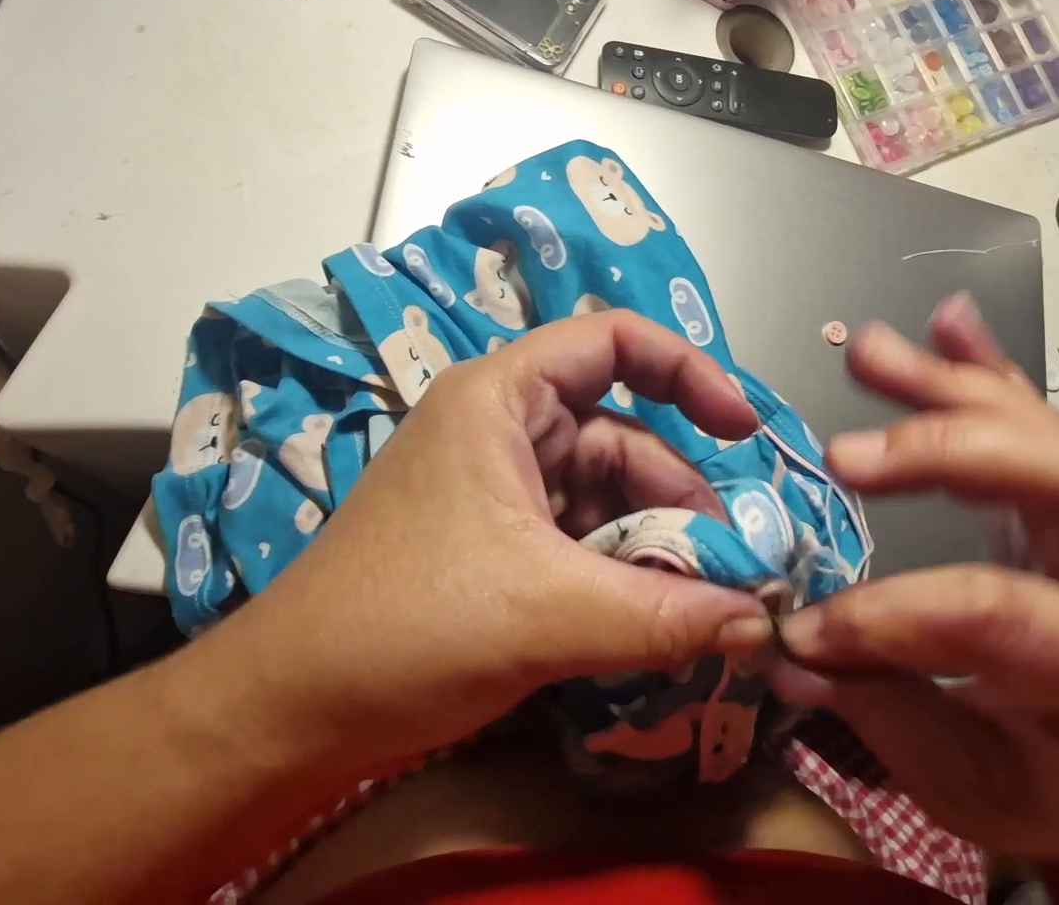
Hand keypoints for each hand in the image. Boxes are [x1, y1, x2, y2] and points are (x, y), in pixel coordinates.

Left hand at [173, 311, 775, 777]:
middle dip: (681, 499)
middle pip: (624, 435)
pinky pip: (588, 540)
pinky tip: (657, 619)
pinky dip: (627, 573)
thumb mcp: (546, 614)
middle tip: (733, 570)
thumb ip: (665, 615)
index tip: (743, 429)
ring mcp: (503, 490)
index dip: (688, 371)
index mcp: (501, 399)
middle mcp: (505, 430)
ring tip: (701, 607)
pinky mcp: (504, 545)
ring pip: (611, 496)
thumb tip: (766, 625)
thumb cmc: (405, 629)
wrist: (292, 715)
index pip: (613, 342)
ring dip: (659, 546)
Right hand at [767, 293, 1058, 874]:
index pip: (1005, 616)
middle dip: (946, 454)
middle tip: (846, 456)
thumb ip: (879, 710)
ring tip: (870, 351)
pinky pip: (1035, 420)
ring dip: (949, 387)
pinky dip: (983, 368)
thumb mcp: (963, 782)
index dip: (892, 614)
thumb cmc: (1040, 790)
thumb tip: (787, 650)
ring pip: (1044, 432)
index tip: (803, 628)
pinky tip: (946, 322)